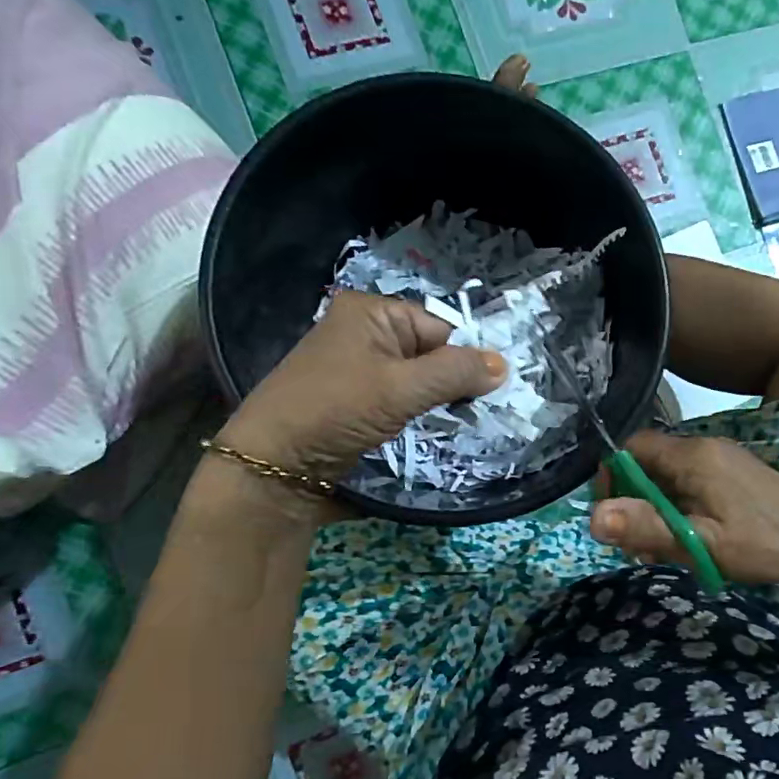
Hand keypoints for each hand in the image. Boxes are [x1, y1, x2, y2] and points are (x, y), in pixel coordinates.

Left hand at [219, 291, 506, 476]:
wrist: (274, 467)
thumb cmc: (335, 411)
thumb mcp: (402, 388)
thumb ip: (456, 373)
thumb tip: (505, 366)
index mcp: (372, 312)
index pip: (442, 328)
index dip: (465, 360)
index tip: (486, 393)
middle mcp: (367, 331)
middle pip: (434, 353)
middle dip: (454, 382)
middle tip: (474, 411)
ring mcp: (362, 367)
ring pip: (423, 379)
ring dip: (440, 402)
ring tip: (458, 424)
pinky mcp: (361, 400)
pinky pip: (406, 399)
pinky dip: (422, 414)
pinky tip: (432, 430)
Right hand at [587, 430, 778, 588]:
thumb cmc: (763, 544)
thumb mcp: (699, 542)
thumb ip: (646, 528)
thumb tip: (592, 517)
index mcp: (694, 456)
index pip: (632, 447)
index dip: (612, 478)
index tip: (611, 516)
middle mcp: (707, 448)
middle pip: (650, 465)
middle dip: (636, 503)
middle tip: (640, 547)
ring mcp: (725, 461)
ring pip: (671, 479)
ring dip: (659, 512)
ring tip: (667, 552)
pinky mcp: (738, 477)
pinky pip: (694, 486)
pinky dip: (682, 511)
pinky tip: (693, 542)